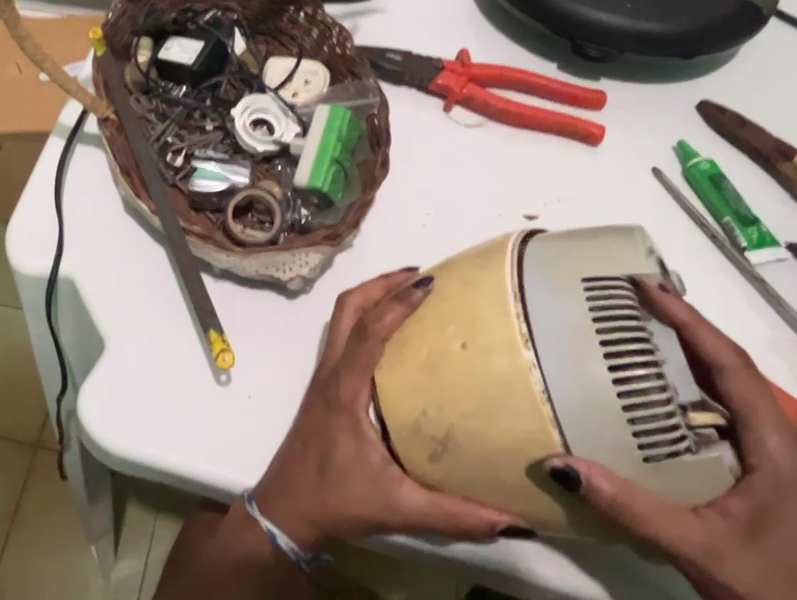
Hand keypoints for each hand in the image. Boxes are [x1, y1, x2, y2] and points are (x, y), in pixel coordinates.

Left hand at [251, 268, 528, 548]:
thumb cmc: (336, 501)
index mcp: (345, 389)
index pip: (370, 331)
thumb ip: (454, 515)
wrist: (284, 511)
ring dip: (370, 297)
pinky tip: (391, 333)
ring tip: (407, 292)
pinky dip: (363, 318)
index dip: (398, 302)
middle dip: (381, 284)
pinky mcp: (322, 387)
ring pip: (340, 318)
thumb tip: (512, 520)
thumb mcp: (397, 509)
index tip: (429, 284)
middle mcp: (330, 373)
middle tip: (419, 276)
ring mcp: (322, 377)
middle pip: (348, 308)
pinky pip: (341, 335)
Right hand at [545, 279, 796, 599]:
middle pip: (736, 370)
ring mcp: (791, 464)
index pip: (729, 364)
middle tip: (638, 300)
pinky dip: (705, 394)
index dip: (688, 320)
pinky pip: (739, 419)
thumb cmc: (779, 595)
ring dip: (699, 359)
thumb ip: (631, 506)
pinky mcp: (784, 483)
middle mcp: (789, 443)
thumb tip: (559, 463)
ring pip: (740, 394)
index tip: (646, 286)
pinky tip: (675, 404)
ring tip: (649, 335)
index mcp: (777, 446)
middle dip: (689, 329)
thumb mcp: (700, 550)